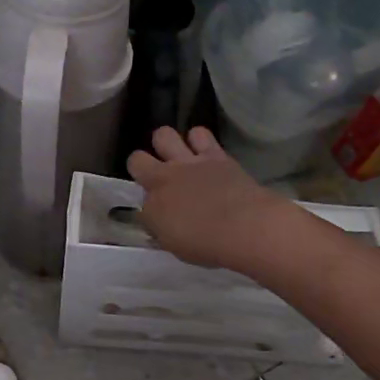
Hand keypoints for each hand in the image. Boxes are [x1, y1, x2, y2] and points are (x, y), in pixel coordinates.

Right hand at [126, 127, 280, 270]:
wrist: (244, 226)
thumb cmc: (208, 245)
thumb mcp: (175, 246)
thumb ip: (162, 229)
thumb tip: (158, 221)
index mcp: (151, 207)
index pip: (138, 201)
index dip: (146, 204)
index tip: (157, 212)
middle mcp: (163, 180)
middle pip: (136, 159)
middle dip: (142, 165)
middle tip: (156, 176)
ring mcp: (188, 163)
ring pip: (163, 135)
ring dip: (168, 144)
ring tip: (180, 156)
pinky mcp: (214, 154)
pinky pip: (199, 133)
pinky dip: (197, 139)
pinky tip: (203, 149)